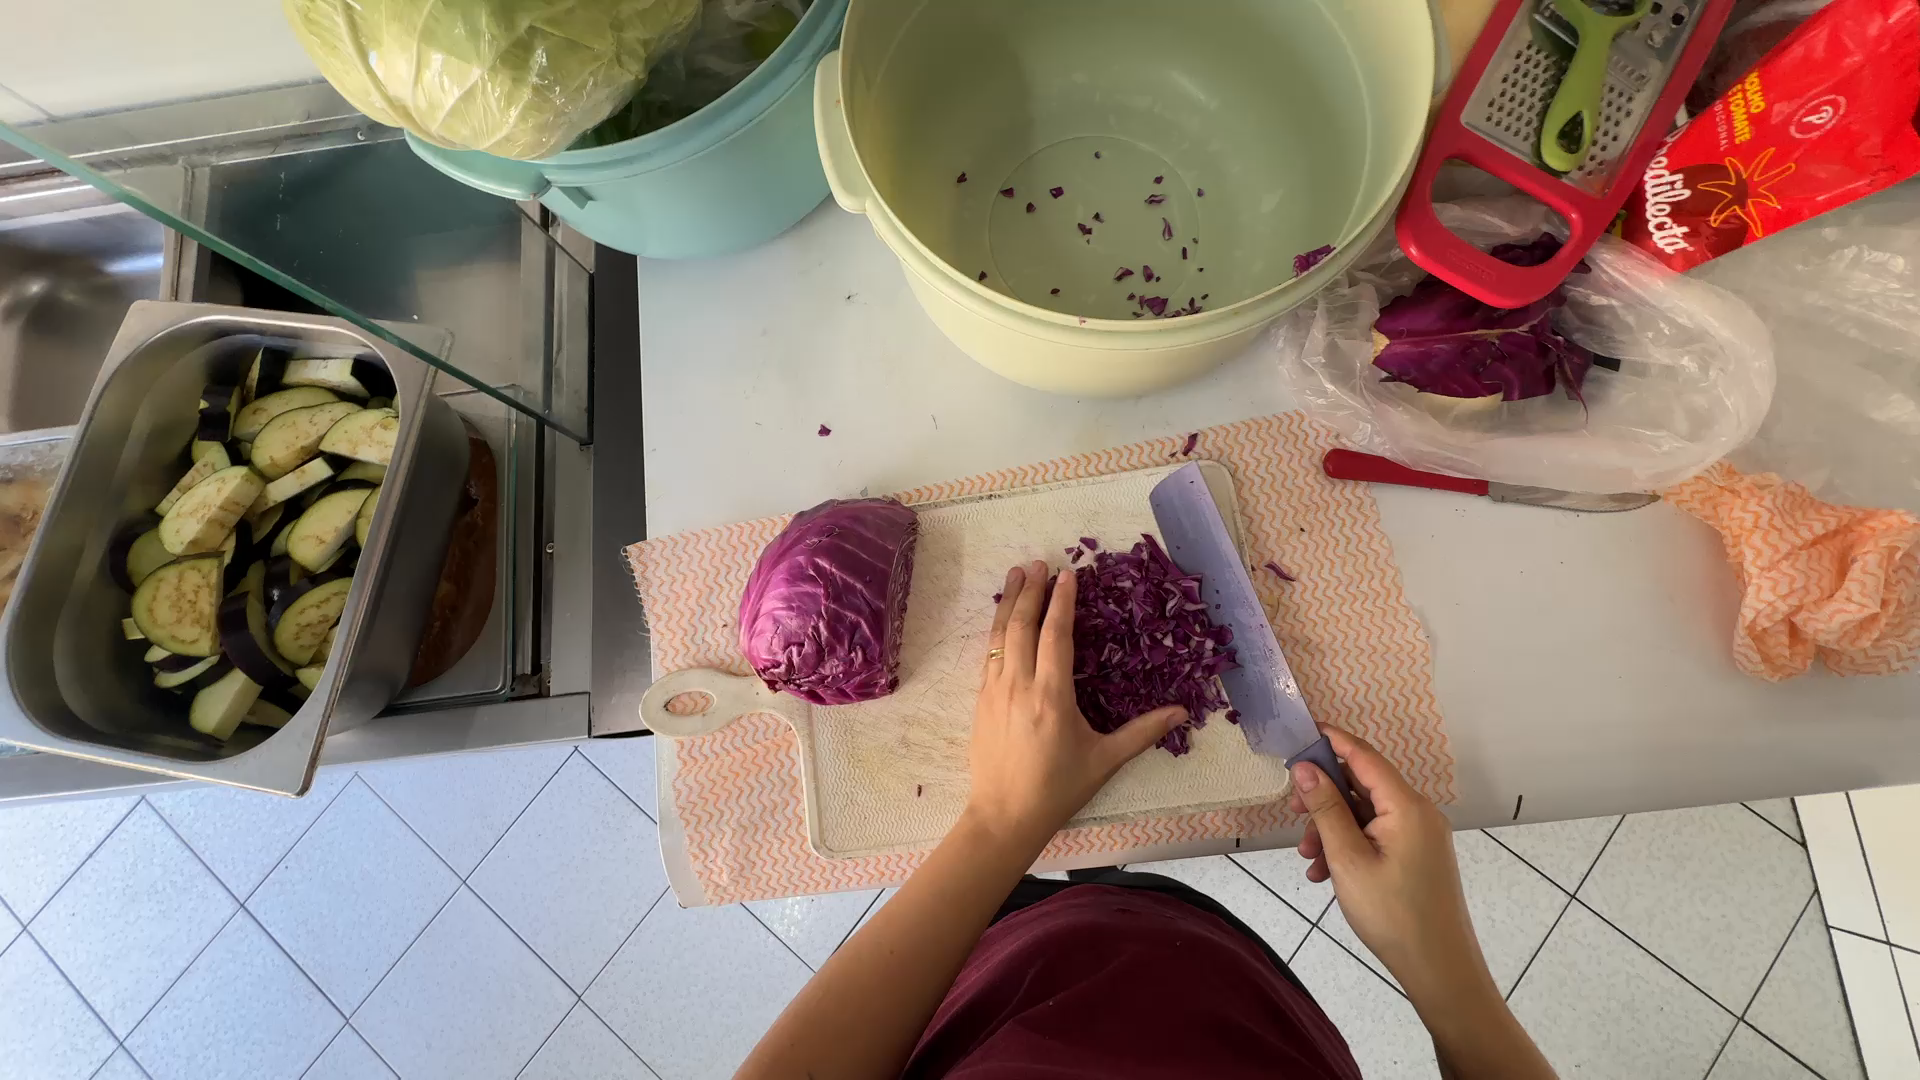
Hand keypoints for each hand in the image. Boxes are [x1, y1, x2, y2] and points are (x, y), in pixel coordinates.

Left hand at [965, 562, 1185, 848]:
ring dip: (1009, 602)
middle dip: (1031, 590)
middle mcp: (1019, 685)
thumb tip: (1181, 711)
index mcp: (1051, 696)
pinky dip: (996, 630)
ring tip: (1016, 575)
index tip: (1068, 574)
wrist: (1003, 816)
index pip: (1056, 635)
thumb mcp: (1104, 761)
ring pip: (999, 635)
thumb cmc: (1057, 788)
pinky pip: (988, 655)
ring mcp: (994, 690)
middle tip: (1038, 562)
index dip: (1062, 601)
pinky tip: (1002, 619)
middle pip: (1022, 625)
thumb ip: (1142, 732)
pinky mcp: (980, 700)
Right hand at [1290, 725, 1493, 1002]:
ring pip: (1362, 811)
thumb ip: (1325, 807)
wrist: (1441, 973)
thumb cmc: (1392, 913)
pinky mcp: (1416, 854)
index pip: (1363, 755)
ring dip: (1330, 827)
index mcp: (1406, 806)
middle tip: (1293, 814)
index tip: (1298, 731)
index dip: (1331, 739)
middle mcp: (1417, 812)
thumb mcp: (1347, 858)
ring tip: (1308, 857)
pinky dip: (1347, 843)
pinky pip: (1374, 832)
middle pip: (1360, 783)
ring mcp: (1419, 834)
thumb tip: (1304, 766)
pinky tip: (1325, 872)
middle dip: (1323, 796)